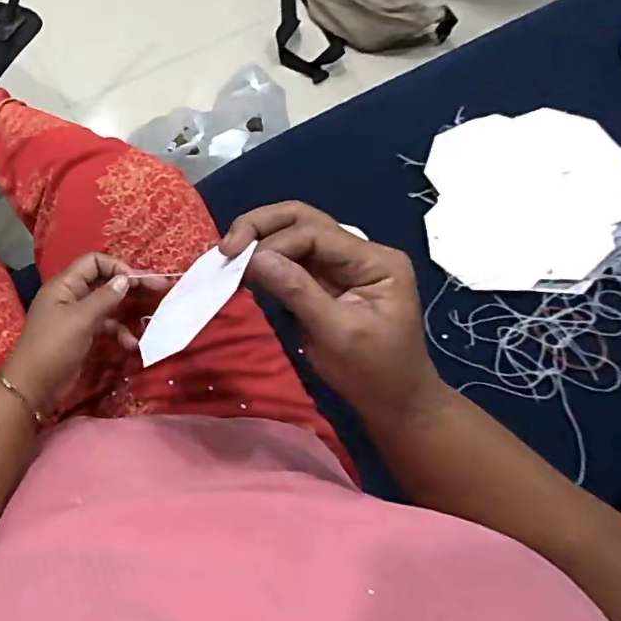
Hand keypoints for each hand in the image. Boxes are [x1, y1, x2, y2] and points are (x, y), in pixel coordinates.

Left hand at [1, 253, 164, 415]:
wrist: (34, 386)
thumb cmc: (54, 347)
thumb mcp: (80, 320)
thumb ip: (104, 298)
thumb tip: (124, 279)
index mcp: (64, 285)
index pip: (93, 262)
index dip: (117, 267)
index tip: (138, 280)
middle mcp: (70, 296)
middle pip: (104, 281)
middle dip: (130, 285)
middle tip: (161, 287)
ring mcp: (75, 316)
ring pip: (107, 305)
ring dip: (127, 311)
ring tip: (153, 317)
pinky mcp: (81, 335)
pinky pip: (104, 326)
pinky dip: (119, 332)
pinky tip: (132, 344)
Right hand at [220, 202, 448, 418]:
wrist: (393, 401)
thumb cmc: (373, 371)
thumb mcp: (336, 332)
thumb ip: (297, 291)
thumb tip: (255, 258)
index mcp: (374, 260)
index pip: (315, 233)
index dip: (274, 244)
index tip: (240, 267)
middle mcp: (357, 252)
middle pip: (301, 219)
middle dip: (259, 226)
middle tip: (227, 248)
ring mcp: (338, 264)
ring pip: (290, 231)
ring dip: (256, 239)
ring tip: (227, 256)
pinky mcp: (321, 278)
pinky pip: (286, 256)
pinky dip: (260, 258)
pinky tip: (241, 268)